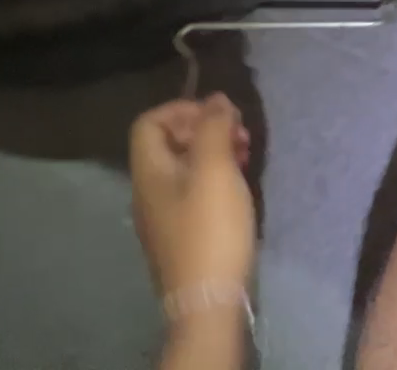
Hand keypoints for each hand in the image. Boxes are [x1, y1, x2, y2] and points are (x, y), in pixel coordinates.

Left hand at [129, 94, 255, 298]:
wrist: (208, 297)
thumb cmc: (210, 225)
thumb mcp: (215, 168)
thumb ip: (213, 128)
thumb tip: (215, 100)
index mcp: (150, 172)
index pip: (150, 123)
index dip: (183, 109)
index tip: (219, 113)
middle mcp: (151, 190)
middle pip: (170, 141)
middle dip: (206, 127)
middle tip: (240, 132)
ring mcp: (166, 213)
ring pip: (187, 164)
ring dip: (216, 149)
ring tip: (246, 153)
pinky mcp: (185, 230)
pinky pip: (196, 187)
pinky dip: (218, 174)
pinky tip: (240, 182)